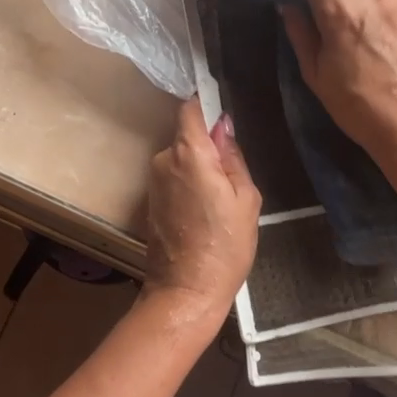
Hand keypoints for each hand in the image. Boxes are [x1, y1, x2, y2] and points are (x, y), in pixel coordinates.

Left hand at [143, 100, 261, 321]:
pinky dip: (187, 187)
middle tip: (231, 180)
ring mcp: (153, 180)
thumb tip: (223, 127)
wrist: (186, 291)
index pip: (190, 109)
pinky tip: (202, 215)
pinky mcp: (149, 199)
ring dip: (198, 171)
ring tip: (219, 204)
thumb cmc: (225, 246)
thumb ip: (232, 157)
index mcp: (189, 154)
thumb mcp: (246, 199)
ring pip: (180, 160)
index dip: (205, 106)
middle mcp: (164, 159)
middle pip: (186, 137)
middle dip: (207, 149)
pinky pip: (173, 179)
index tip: (222, 113)